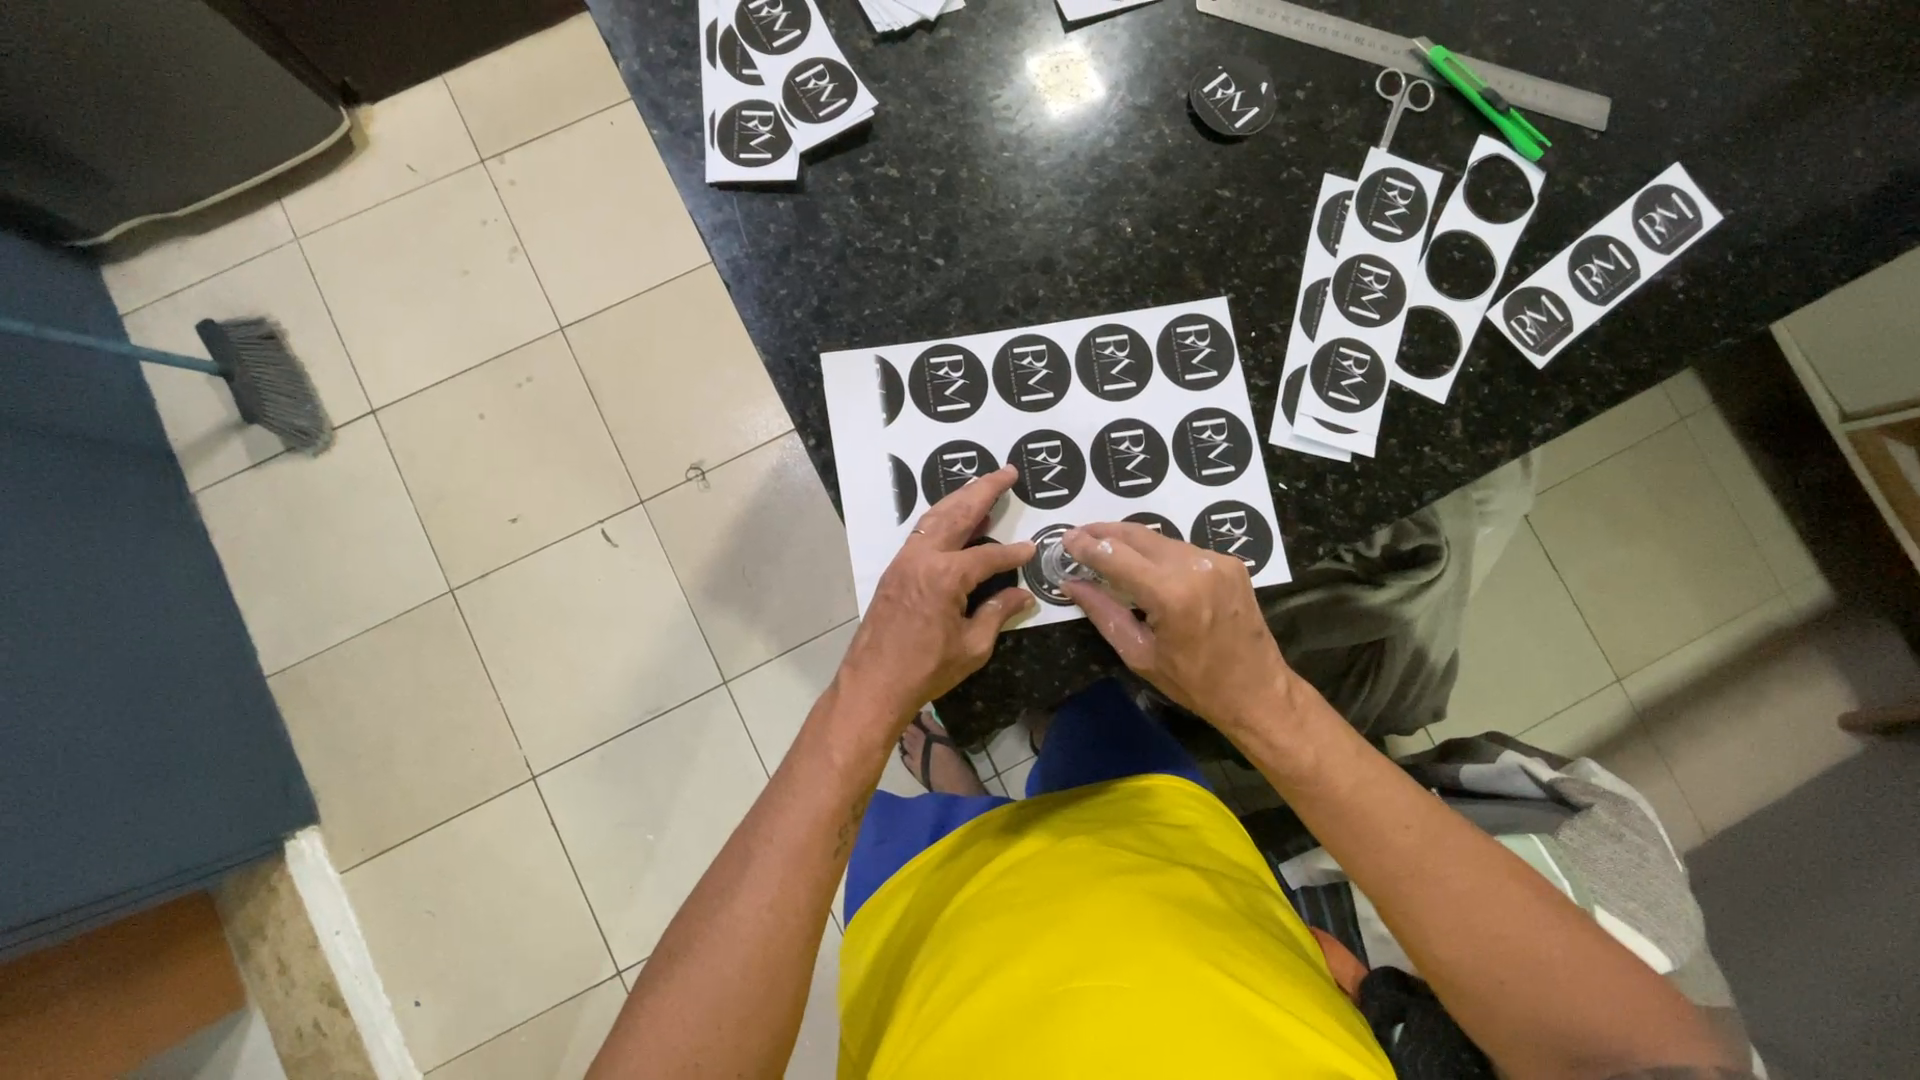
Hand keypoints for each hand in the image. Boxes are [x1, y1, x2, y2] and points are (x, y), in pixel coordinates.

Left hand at [834, 465, 1035, 727]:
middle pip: (958, 514)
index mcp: (946, 576)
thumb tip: (1023, 595)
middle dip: (984, 490)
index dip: (1013, 553)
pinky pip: (921, 533)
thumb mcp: (972, 646)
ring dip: (960, 499)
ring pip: (934, 517)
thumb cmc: (925, 670)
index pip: (989, 556)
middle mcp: (922, 557)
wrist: (873, 684)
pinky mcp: (893, 571)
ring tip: (983, 486)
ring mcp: (903, 561)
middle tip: (1007, 472)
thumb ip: (998, 614)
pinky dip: (941, 519)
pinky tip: (954, 520)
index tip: (1032, 548)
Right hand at [1061, 522, 1296, 741]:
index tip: (1065, 539)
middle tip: (1079, 536)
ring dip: (1131, 541)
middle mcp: (1196, 567)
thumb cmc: (1193, 682)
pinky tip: (1145, 564)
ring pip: (1161, 539)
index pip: (1116, 556)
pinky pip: (1183, 549)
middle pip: (1138, 536)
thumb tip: (1071, 584)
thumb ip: (1103, 612)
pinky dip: (1158, 552)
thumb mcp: (1139, 654)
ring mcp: (1217, 562)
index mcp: (1171, 595)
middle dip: (1105, 533)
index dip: (1087, 546)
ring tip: (1106, 548)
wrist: (1256, 690)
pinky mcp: (1230, 563)